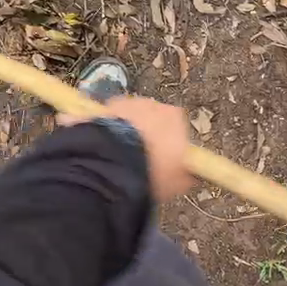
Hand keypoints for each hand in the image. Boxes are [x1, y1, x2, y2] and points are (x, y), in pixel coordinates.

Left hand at [61, 96, 194, 201]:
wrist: (113, 162)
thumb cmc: (151, 170)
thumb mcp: (177, 181)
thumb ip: (185, 173)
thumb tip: (185, 174)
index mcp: (175, 117)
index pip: (177, 128)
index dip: (170, 145)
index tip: (163, 161)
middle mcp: (152, 104)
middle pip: (152, 118)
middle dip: (146, 134)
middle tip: (139, 160)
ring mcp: (124, 103)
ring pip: (127, 117)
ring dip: (125, 132)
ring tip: (118, 157)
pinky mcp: (101, 108)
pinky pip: (107, 120)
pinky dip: (105, 131)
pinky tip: (101, 150)